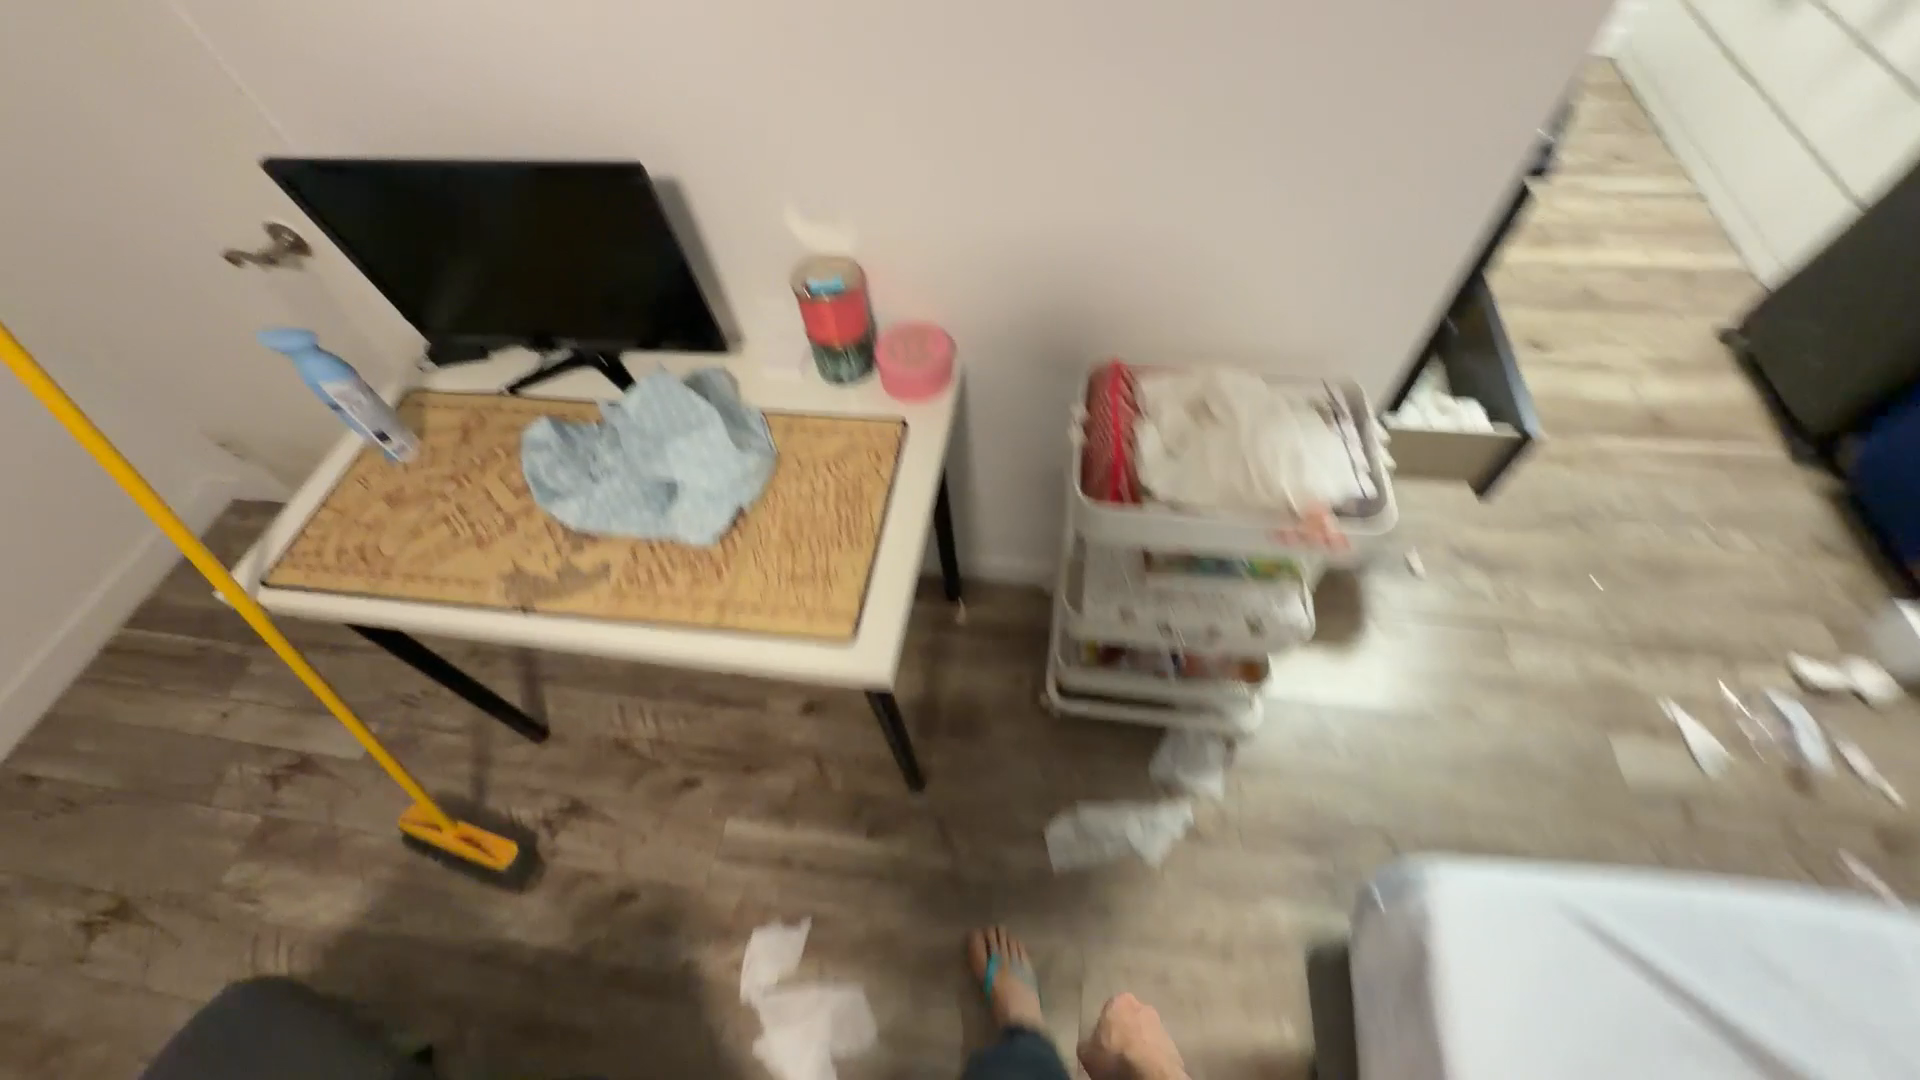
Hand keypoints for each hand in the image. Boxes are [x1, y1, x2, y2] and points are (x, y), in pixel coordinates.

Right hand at [1078, 993, 1186, 1079]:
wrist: (1151, 1076)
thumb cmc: (1115, 1058)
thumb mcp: (1086, 1052)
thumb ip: (1087, 1041)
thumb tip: (1091, 1043)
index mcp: (1118, 1000)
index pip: (1108, 1011)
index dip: (1105, 1030)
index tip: (1103, 1045)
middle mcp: (1141, 1005)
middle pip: (1128, 1020)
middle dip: (1124, 1033)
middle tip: (1117, 1054)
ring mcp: (1160, 1024)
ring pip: (1144, 1034)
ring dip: (1139, 1045)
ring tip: (1132, 1064)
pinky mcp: (1174, 1044)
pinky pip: (1156, 1049)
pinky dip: (1151, 1057)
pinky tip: (1144, 1070)